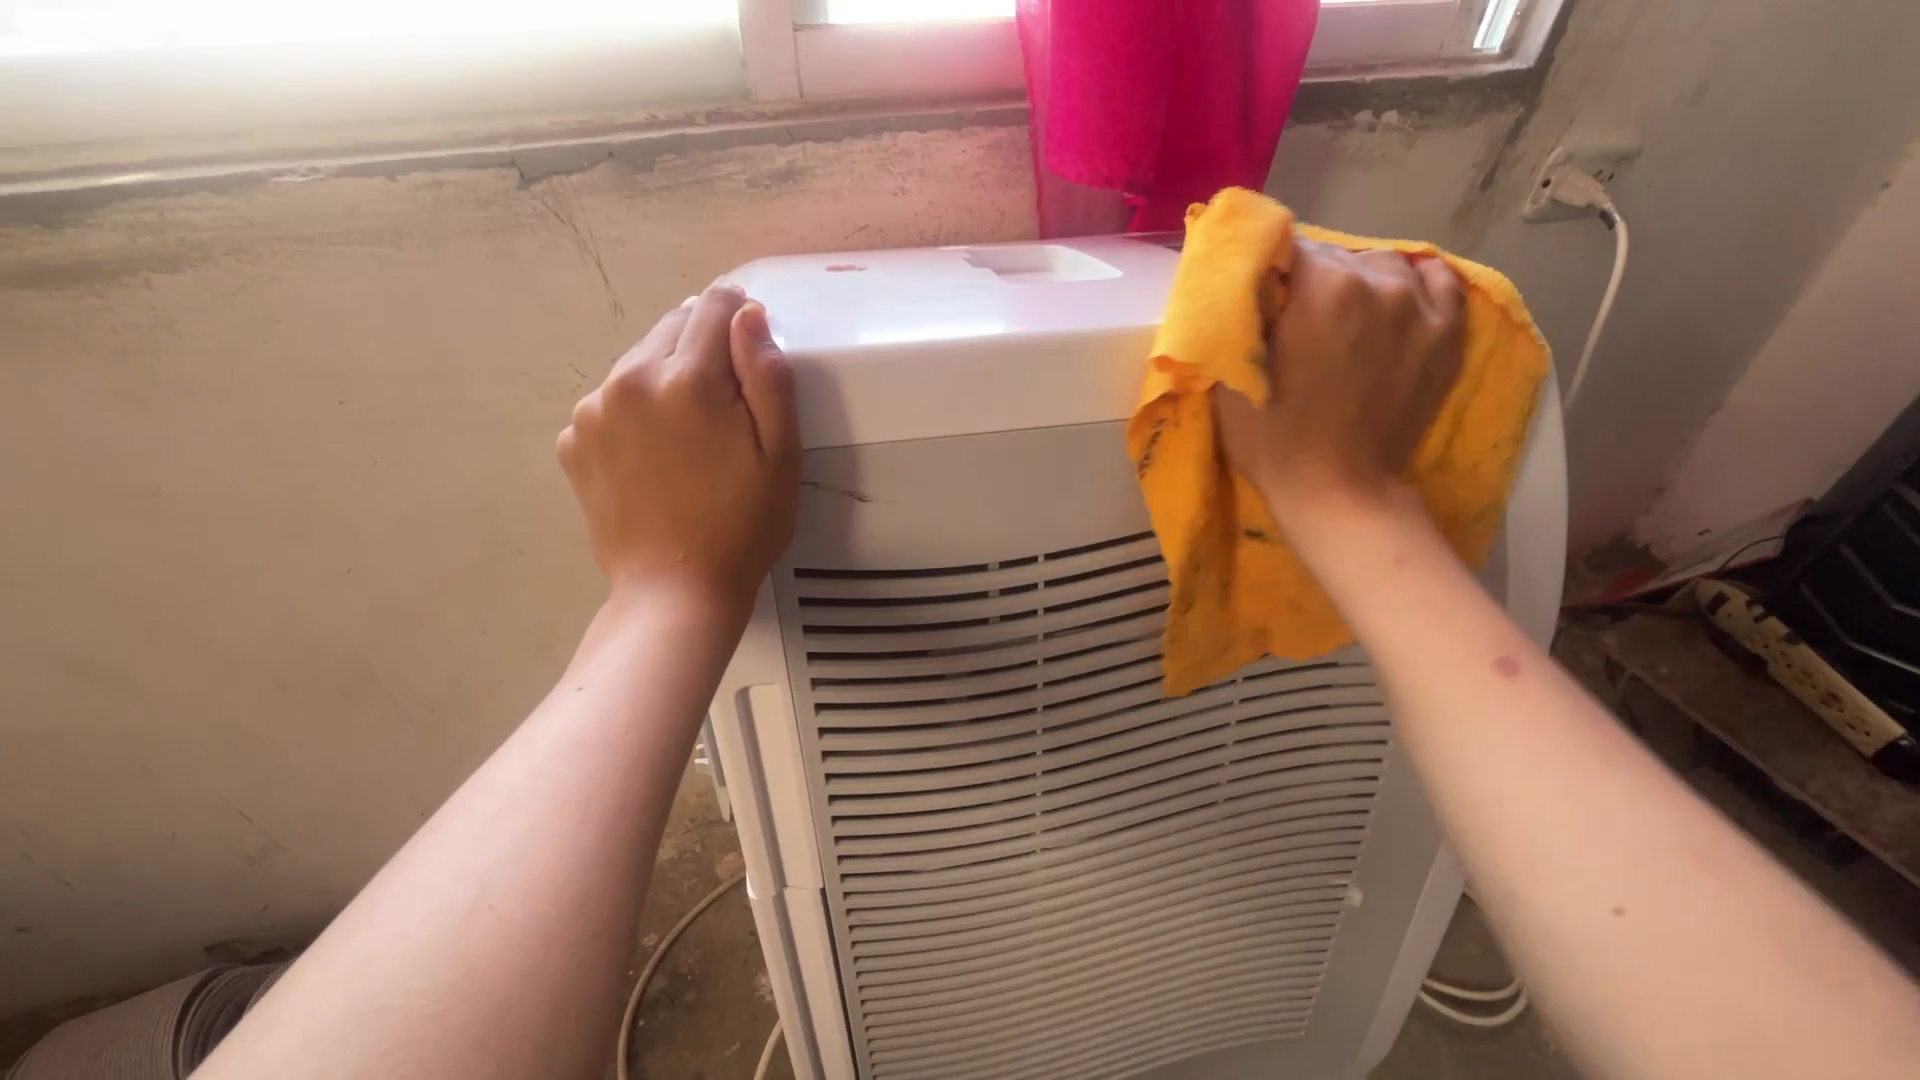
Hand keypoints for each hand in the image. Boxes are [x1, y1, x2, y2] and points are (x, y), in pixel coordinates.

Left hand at [557, 283, 799, 614]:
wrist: (675, 591)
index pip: (715, 306)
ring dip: (667, 377)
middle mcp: (629, 380)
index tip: (752, 341)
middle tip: (727, 402)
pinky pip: (611, 400)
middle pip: (673, 327)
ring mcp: (592, 411)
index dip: (741, 314)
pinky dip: (635, 411)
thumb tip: (747, 314)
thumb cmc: (742, 526)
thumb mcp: (780, 454)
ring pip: (638, 362)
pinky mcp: (572, 441)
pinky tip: (656, 454)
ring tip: (690, 432)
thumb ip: (767, 375)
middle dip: (704, 348)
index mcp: (687, 379)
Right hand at [1214, 240, 1463, 518]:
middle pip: (1335, 256)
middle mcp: (1377, 281)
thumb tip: (1248, 283)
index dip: (1267, 269)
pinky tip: (1394, 300)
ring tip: (1342, 317)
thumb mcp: (1231, 375)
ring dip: (1358, 283)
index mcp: (1322, 285)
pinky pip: (1437, 282)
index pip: (1288, 246)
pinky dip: (1414, 284)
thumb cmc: (1273, 438)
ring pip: (1383, 266)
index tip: (1258, 298)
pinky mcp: (1446, 334)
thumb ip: (1240, 318)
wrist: (1338, 490)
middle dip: (1310, 280)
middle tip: (1294, 319)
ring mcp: (1420, 306)